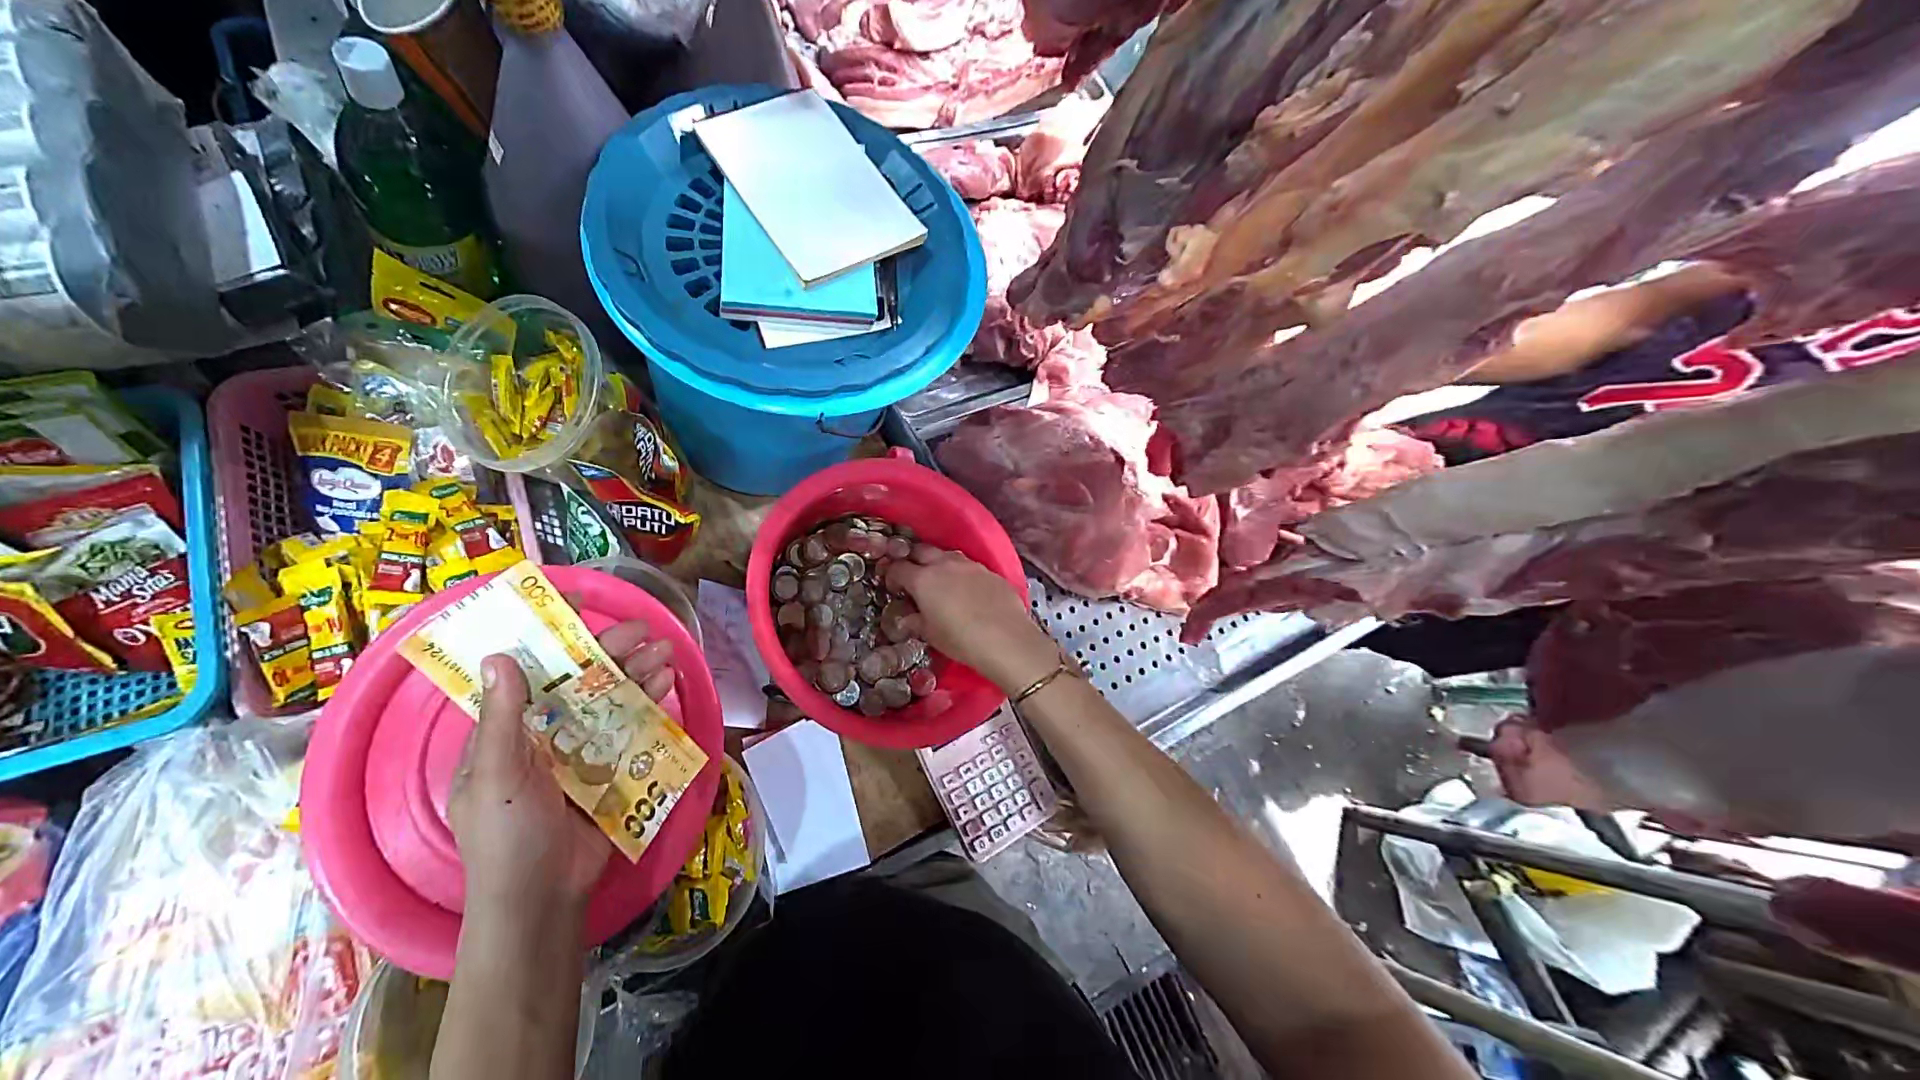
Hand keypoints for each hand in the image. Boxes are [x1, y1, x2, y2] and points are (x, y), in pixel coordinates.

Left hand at [447, 621, 677, 914]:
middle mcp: (542, 733)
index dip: (548, 635)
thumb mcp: (499, 774)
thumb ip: (503, 718)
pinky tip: (666, 687)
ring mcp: (578, 752)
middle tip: (646, 630)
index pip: (527, 670)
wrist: (543, 898)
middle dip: (612, 652)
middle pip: (580, 681)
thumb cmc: (507, 836)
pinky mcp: (608, 770)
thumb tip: (501, 655)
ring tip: (667, 652)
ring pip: (610, 701)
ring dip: (637, 674)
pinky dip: (647, 705)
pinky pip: (629, 729)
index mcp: (506, 731)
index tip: (574, 602)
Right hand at [886, 545, 1058, 694]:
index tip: (893, 586)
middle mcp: (945, 564)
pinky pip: (970, 567)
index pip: (898, 568)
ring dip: (939, 563)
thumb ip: (915, 622)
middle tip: (912, 577)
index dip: (891, 575)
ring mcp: (970, 565)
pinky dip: (962, 574)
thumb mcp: (930, 634)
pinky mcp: (991, 572)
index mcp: (923, 579)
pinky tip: (966, 590)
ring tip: (939, 581)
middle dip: (913, 560)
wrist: (1006, 639)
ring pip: (947, 555)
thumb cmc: (960, 639)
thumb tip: (907, 619)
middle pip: (922, 551)